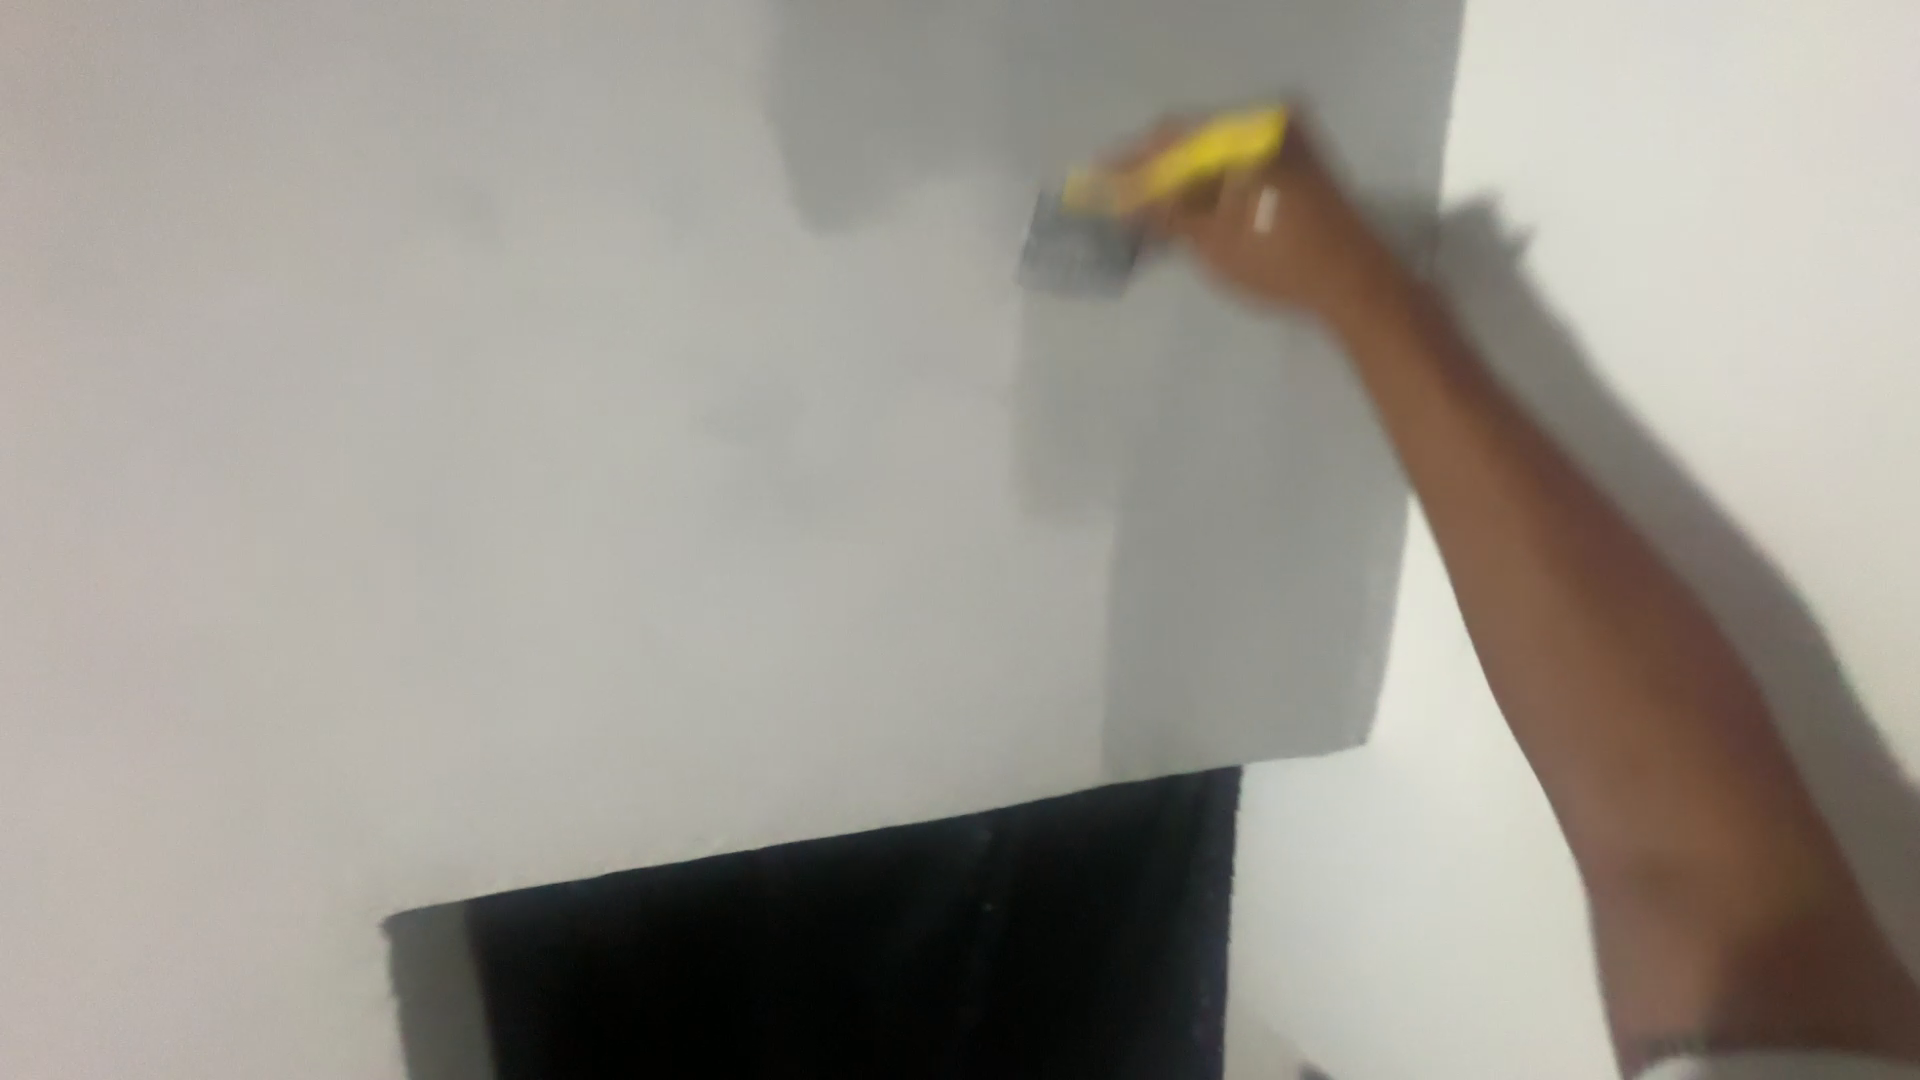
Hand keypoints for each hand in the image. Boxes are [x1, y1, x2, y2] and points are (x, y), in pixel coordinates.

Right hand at [1115, 110, 1405, 322]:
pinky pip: (1234, 171)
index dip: (1129, 164)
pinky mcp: (1291, 170)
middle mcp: (1268, 125)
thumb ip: (1165, 213)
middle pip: (1191, 143)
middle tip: (1116, 203)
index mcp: (1248, 132)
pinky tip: (1179, 214)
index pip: (1171, 138)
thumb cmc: (1280, 261)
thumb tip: (1122, 202)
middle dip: (1150, 175)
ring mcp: (1284, 146)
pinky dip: (1205, 191)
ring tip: (1140, 215)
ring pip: (1212, 159)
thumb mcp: (1213, 239)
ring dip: (1175, 185)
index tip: (1096, 183)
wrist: (1352, 283)